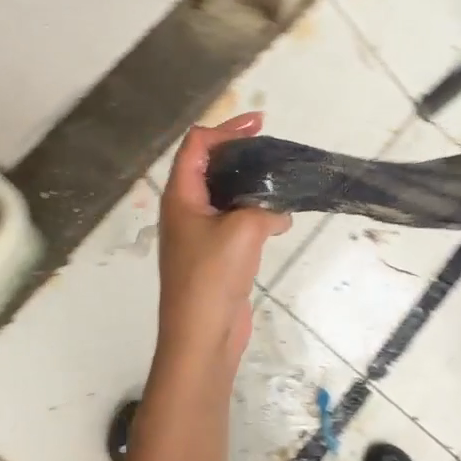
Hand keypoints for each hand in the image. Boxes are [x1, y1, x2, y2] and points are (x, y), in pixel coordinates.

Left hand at [156, 112, 292, 366]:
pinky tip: (280, 220)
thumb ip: (264, 208)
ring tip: (281, 181)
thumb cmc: (212, 277)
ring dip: (251, 185)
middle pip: (209, 165)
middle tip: (273, 149)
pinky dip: (255, 214)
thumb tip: (279, 213)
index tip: (260, 124)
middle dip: (240, 153)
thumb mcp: (243, 230)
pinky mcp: (215, 255)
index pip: (197, 145)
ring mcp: (199, 233)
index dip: (226, 128)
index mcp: (180, 195)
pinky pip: (234, 221)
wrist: (201, 336)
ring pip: (224, 195)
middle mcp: (185, 209)